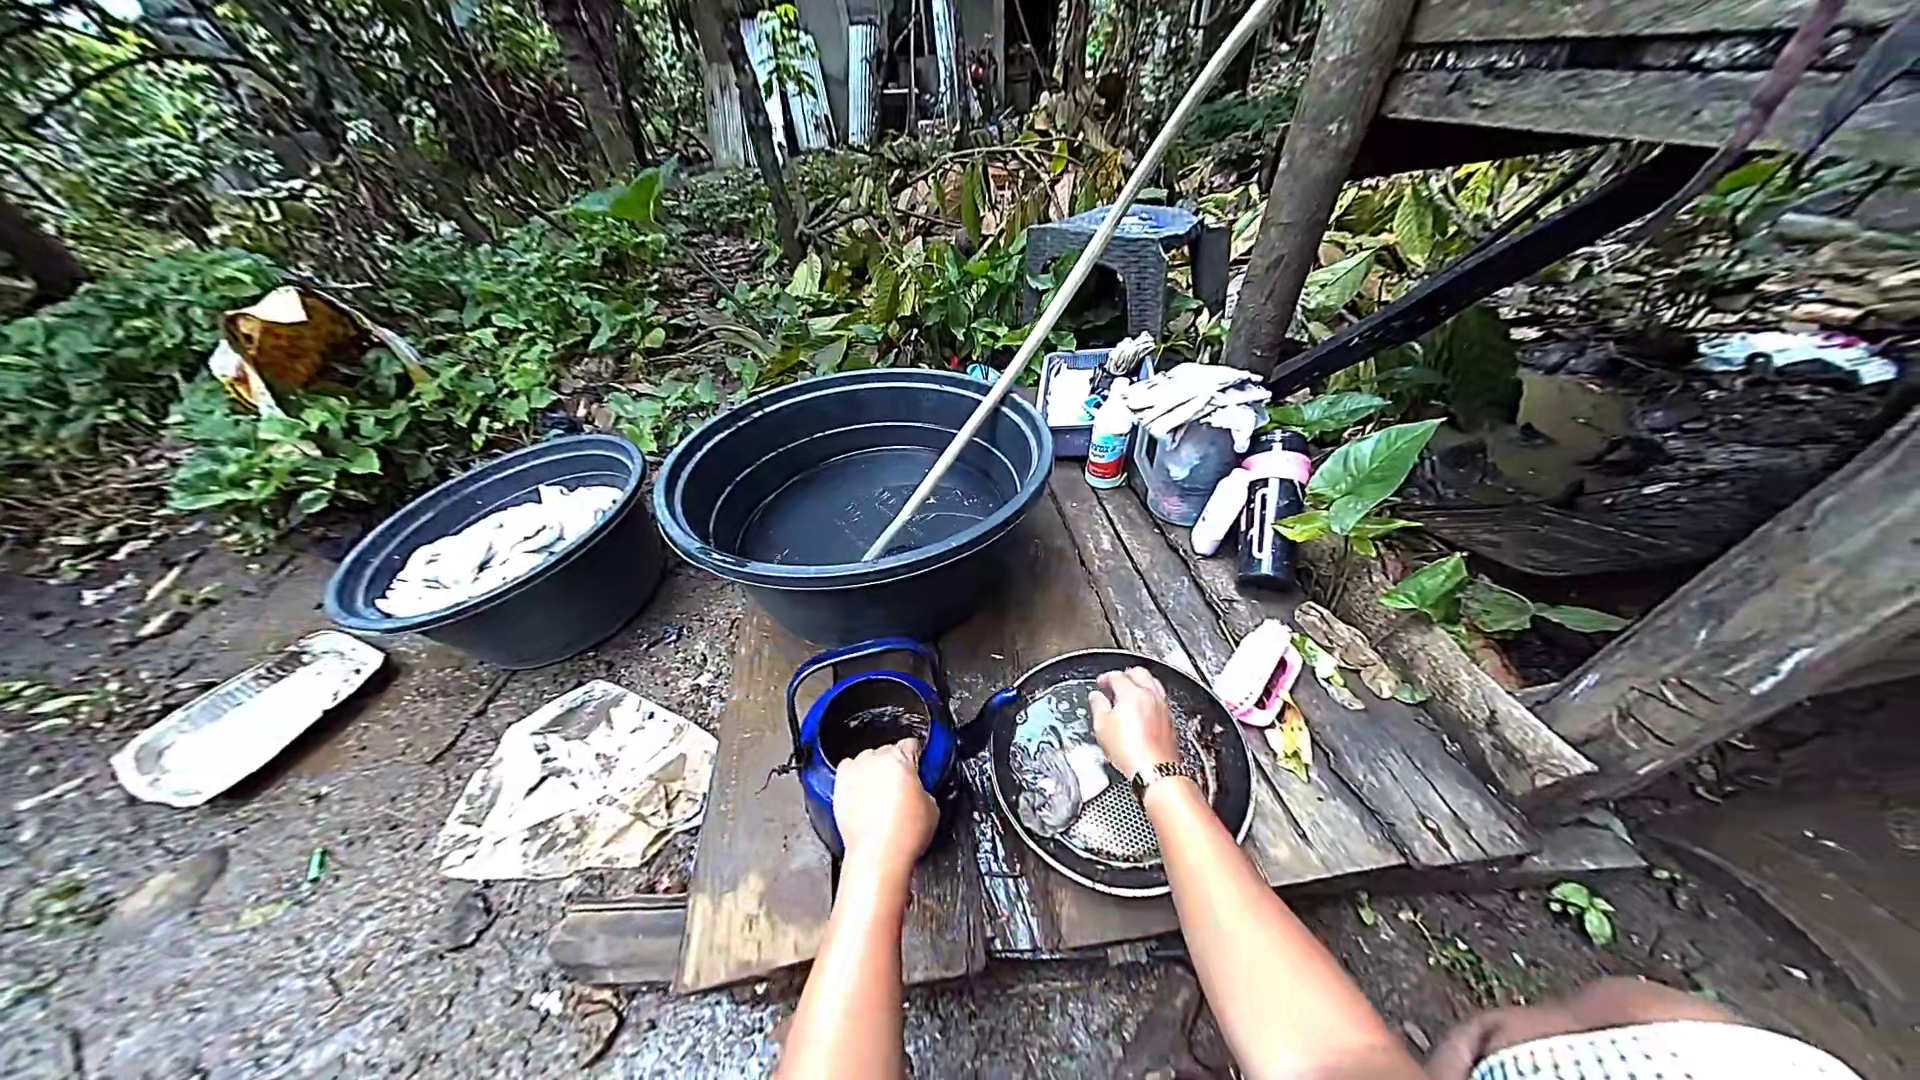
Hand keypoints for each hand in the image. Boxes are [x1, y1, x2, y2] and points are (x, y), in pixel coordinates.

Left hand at [833, 738, 936, 877]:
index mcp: (900, 758)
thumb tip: (918, 787)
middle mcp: (875, 758)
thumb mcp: (932, 806)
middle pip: (887, 751)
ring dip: (873, 771)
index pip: (911, 744)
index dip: (916, 755)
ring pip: (867, 760)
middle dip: (894, 766)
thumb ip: (924, 787)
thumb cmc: (903, 835)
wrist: (877, 856)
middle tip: (900, 788)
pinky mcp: (839, 785)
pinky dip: (854, 779)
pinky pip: (847, 771)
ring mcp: (855, 770)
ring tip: (879, 795)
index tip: (917, 764)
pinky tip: (862, 795)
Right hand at [1090, 667, 1179, 778]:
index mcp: (1133, 693)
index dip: (1105, 678)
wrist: (1155, 771)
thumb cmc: (1131, 751)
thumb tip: (1096, 697)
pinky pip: (1160, 699)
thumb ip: (1098, 706)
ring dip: (1140, 683)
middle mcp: (1151, 696)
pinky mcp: (1170, 720)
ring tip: (1130, 692)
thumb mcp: (1102, 726)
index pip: (1117, 676)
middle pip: (1139, 673)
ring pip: (1153, 684)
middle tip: (1115, 683)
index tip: (1100, 683)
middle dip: (1125, 675)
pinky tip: (1143, 707)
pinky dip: (1150, 696)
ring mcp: (1163, 707)